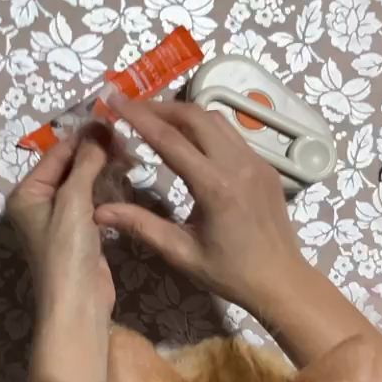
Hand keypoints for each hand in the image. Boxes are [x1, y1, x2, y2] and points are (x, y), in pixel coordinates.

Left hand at [6, 123, 116, 329]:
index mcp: (26, 194)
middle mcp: (40, 203)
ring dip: (104, 170)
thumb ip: (86, 163)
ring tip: (131, 153)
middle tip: (126, 137)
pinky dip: (108, 190)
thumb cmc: (66, 251)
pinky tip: (127, 178)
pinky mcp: (81, 233)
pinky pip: (94, 202)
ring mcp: (61, 219)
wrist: (78, 303)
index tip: (110, 118)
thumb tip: (99, 127)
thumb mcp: (73, 202)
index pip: (55, 154)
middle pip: (70, 167)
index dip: (82, 136)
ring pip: (84, 184)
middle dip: (95, 152)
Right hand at [94, 93, 310, 315]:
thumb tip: (99, 211)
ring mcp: (256, 161)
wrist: (281, 280)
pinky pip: (232, 134)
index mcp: (214, 187)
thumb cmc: (229, 273)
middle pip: (194, 116)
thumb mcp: (181, 252)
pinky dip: (205, 128)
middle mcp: (237, 164)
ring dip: (184, 114)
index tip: (115, 100)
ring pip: (216, 120)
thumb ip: (141, 225)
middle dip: (160, 108)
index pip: (169, 139)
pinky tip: (189, 139)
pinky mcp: (265, 166)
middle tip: (132, 109)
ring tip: (157, 119)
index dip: (138, 116)